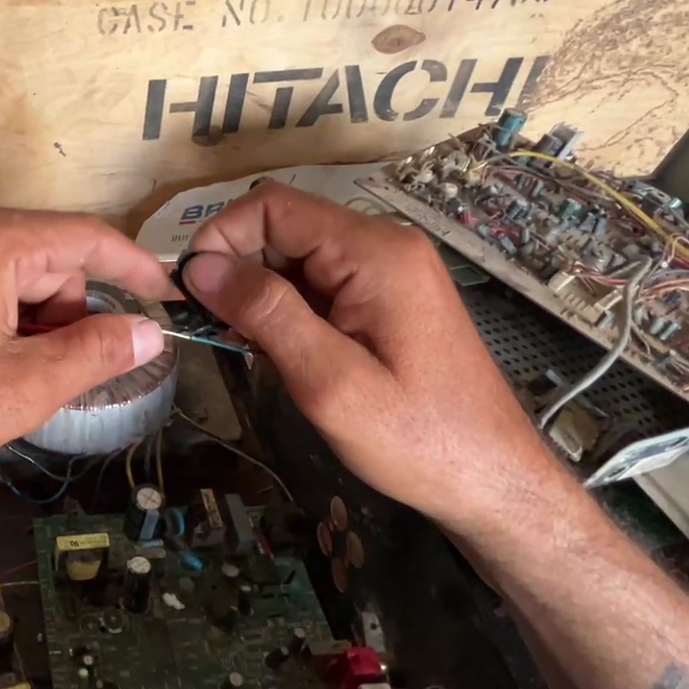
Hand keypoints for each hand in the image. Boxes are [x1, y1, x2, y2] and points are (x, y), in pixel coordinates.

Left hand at [0, 204, 169, 500]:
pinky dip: (7, 323)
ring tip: (7, 381)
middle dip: (68, 316)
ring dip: (36, 326)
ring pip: (22, 278)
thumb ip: (95, 352)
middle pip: (52, 261)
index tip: (171, 296)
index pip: (85, 237)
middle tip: (47, 376)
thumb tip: (149, 331)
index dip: (135, 266)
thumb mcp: (23, 388)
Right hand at [182, 183, 565, 534]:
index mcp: (373, 253)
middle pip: (281, 225)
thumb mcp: (329, 381)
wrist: (495, 482)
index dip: (220, 238)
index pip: (270, 206)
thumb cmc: (417, 440)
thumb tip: (199, 267)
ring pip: (292, 253)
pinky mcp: (384, 294)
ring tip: (248, 346)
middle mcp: (382, 244)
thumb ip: (265, 314)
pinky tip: (278, 348)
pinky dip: (283, 305)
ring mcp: (386, 268)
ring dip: (257, 291)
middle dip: (236, 268)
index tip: (193, 293)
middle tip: (217, 328)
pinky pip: (315, 279)